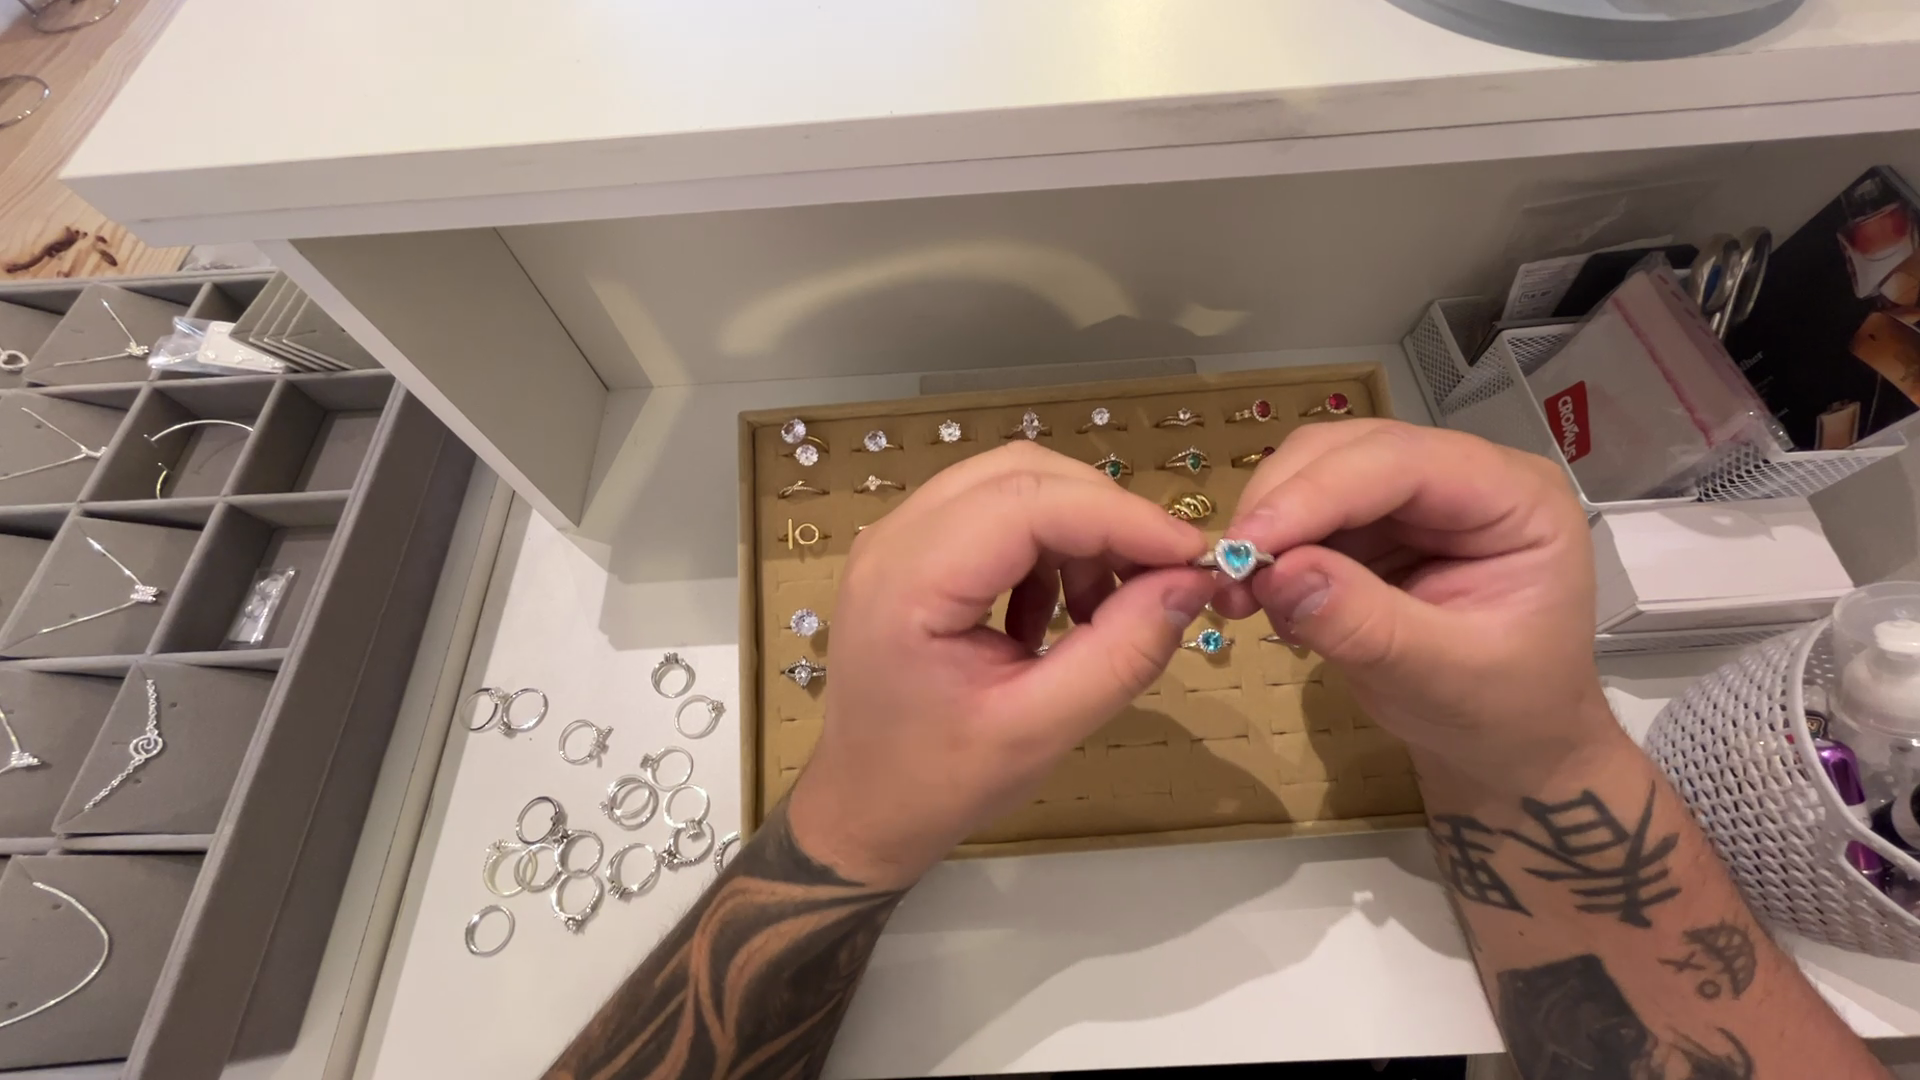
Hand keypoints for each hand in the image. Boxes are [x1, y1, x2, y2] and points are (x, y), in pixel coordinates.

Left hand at [786, 442, 1213, 886]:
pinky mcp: (910, 551)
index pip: (1027, 503)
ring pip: (1010, 485)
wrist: (863, 805)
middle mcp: (893, 537)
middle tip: (1157, 575)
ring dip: (1075, 531)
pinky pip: (992, 515)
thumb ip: (1121, 654)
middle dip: (1103, 514)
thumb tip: (1191, 583)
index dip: (1120, 516)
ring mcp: (895, 537)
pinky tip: (1051, 613)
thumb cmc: (938, 781)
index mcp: (908, 581)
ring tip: (1100, 608)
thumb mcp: (1040, 731)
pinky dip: (1043, 547)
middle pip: (1020, 475)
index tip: (1193, 553)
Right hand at [1211, 420, 1616, 788]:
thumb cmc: (1498, 708)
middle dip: (1277, 506)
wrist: (1501, 737)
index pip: (1400, 462)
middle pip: (1342, 451)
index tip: (1247, 548)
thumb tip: (1276, 575)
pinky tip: (1263, 597)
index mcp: (1514, 498)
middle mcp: (1458, 476)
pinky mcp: (1365, 521)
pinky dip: (1266, 550)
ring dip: (1262, 527)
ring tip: (1242, 595)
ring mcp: (1406, 496)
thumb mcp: (1441, 678)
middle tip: (1231, 573)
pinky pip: (1295, 511)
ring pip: (1306, 471)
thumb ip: (1364, 625)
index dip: (1315, 494)